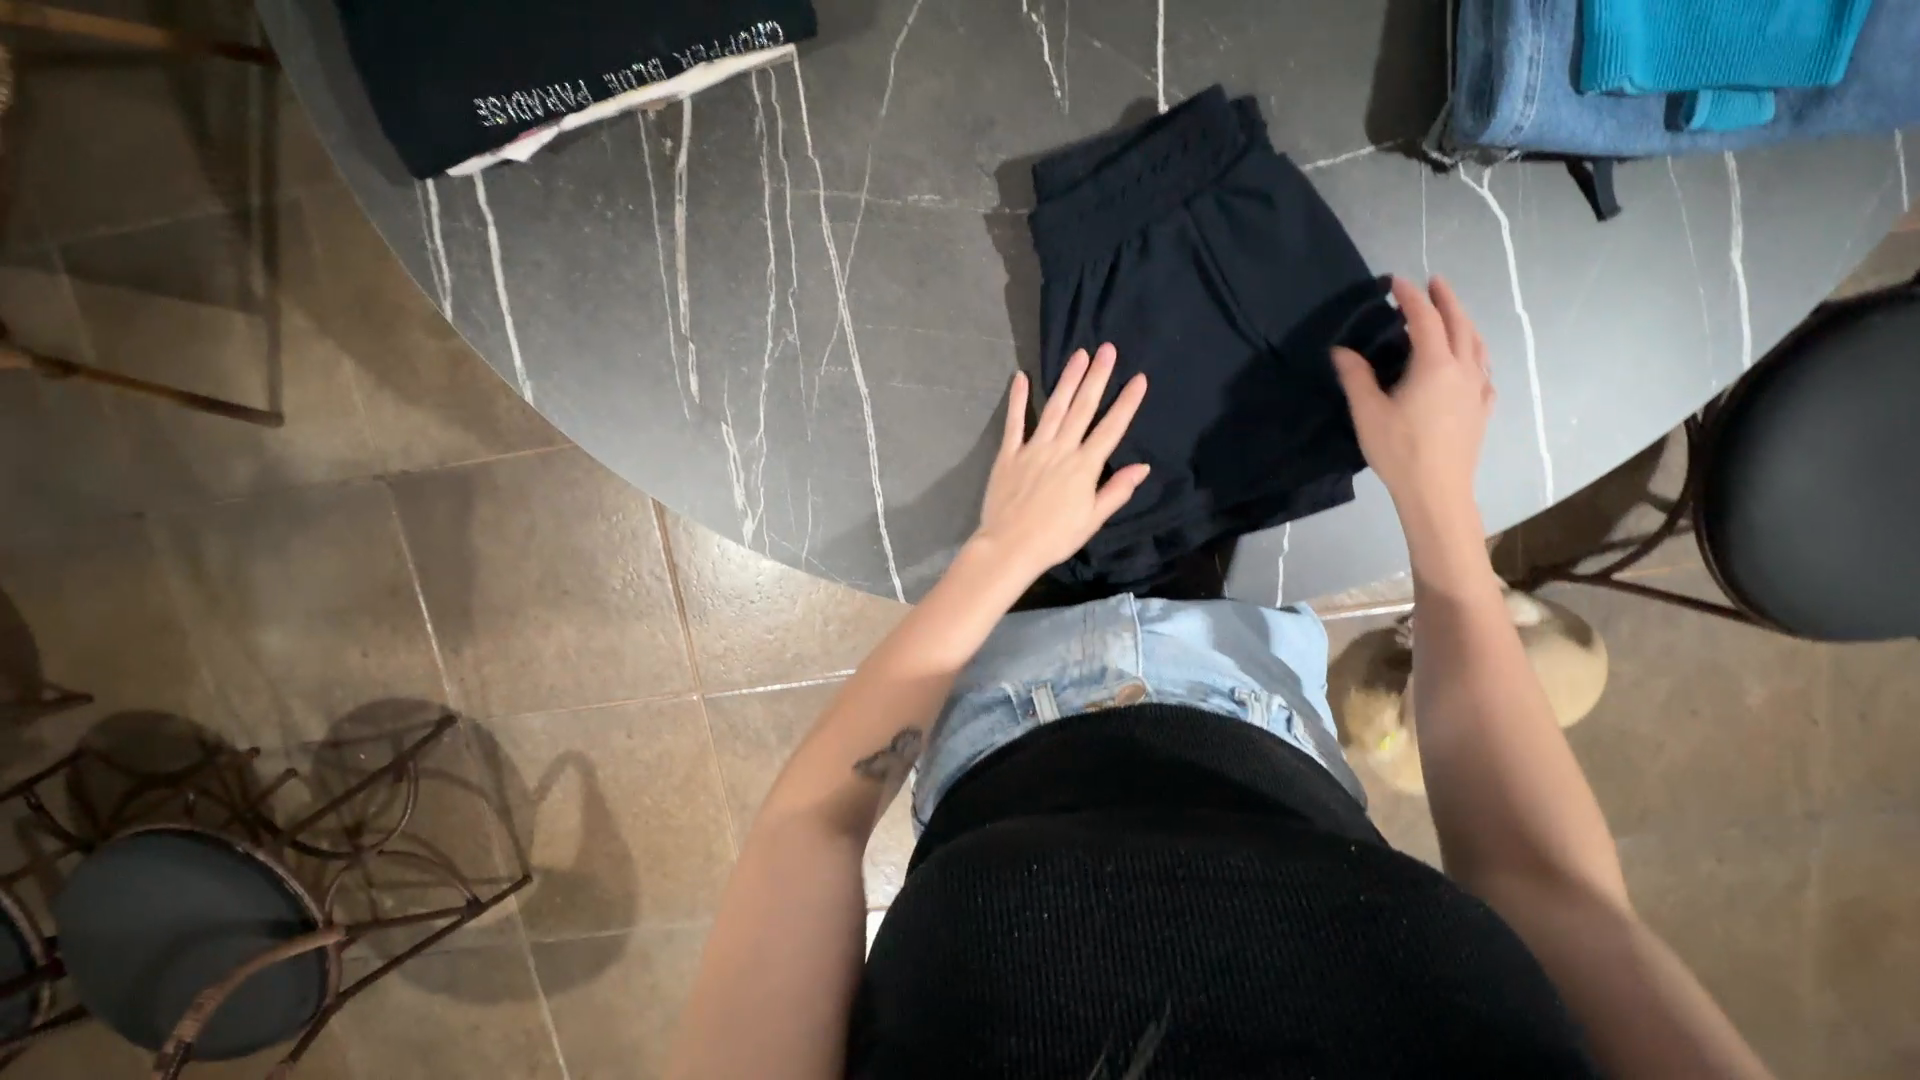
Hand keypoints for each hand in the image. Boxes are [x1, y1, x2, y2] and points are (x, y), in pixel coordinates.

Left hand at [971, 343, 1149, 582]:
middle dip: (1097, 377)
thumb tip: (1143, 467)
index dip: (1126, 403)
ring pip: (1055, 407)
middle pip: (1083, 408)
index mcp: (1084, 467)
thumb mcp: (1093, 519)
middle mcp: (1061, 450)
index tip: (1139, 379)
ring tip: (1079, 354)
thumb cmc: (1055, 538)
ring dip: (1067, 379)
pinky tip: (1021, 377)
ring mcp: (1033, 448)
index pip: (1111, 428)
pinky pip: (1015, 422)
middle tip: (1107, 349)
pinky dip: (1018, 399)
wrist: (1010, 546)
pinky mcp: (1008, 454)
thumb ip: (1117, 490)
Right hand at [1332, 276, 1494, 560]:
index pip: (1424, 319)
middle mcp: (1463, 369)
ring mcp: (1478, 390)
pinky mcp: (1482, 409)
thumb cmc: (1399, 451)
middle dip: (1445, 300)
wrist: (1437, 491)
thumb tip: (1342, 351)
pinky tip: (1468, 363)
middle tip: (1433, 283)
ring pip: (1476, 344)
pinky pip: (1483, 370)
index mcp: (1435, 365)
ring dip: (1463, 323)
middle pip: (1459, 324)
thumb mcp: (1368, 413)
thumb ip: (1356, 377)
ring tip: (1451, 315)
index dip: (1410, 297)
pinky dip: (1474, 354)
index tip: (1396, 281)